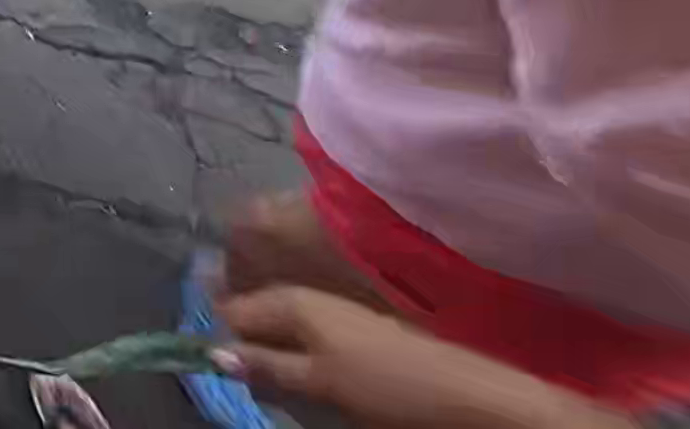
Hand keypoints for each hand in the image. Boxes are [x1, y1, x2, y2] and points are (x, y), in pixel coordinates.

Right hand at [218, 288, 633, 428]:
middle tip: (255, 379)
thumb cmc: (388, 387)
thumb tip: (211, 353)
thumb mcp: (322, 384)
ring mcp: (327, 306)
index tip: (222, 366)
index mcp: (285, 300)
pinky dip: (298, 352)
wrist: (478, 396)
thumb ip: (266, 366)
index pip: (230, 311)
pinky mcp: (351, 326)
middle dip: (247, 343)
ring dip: (273, 351)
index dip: (223, 338)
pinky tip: (311, 374)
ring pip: (279, 325)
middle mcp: (299, 294)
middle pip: (253, 315)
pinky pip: (304, 333)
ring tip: (283, 382)